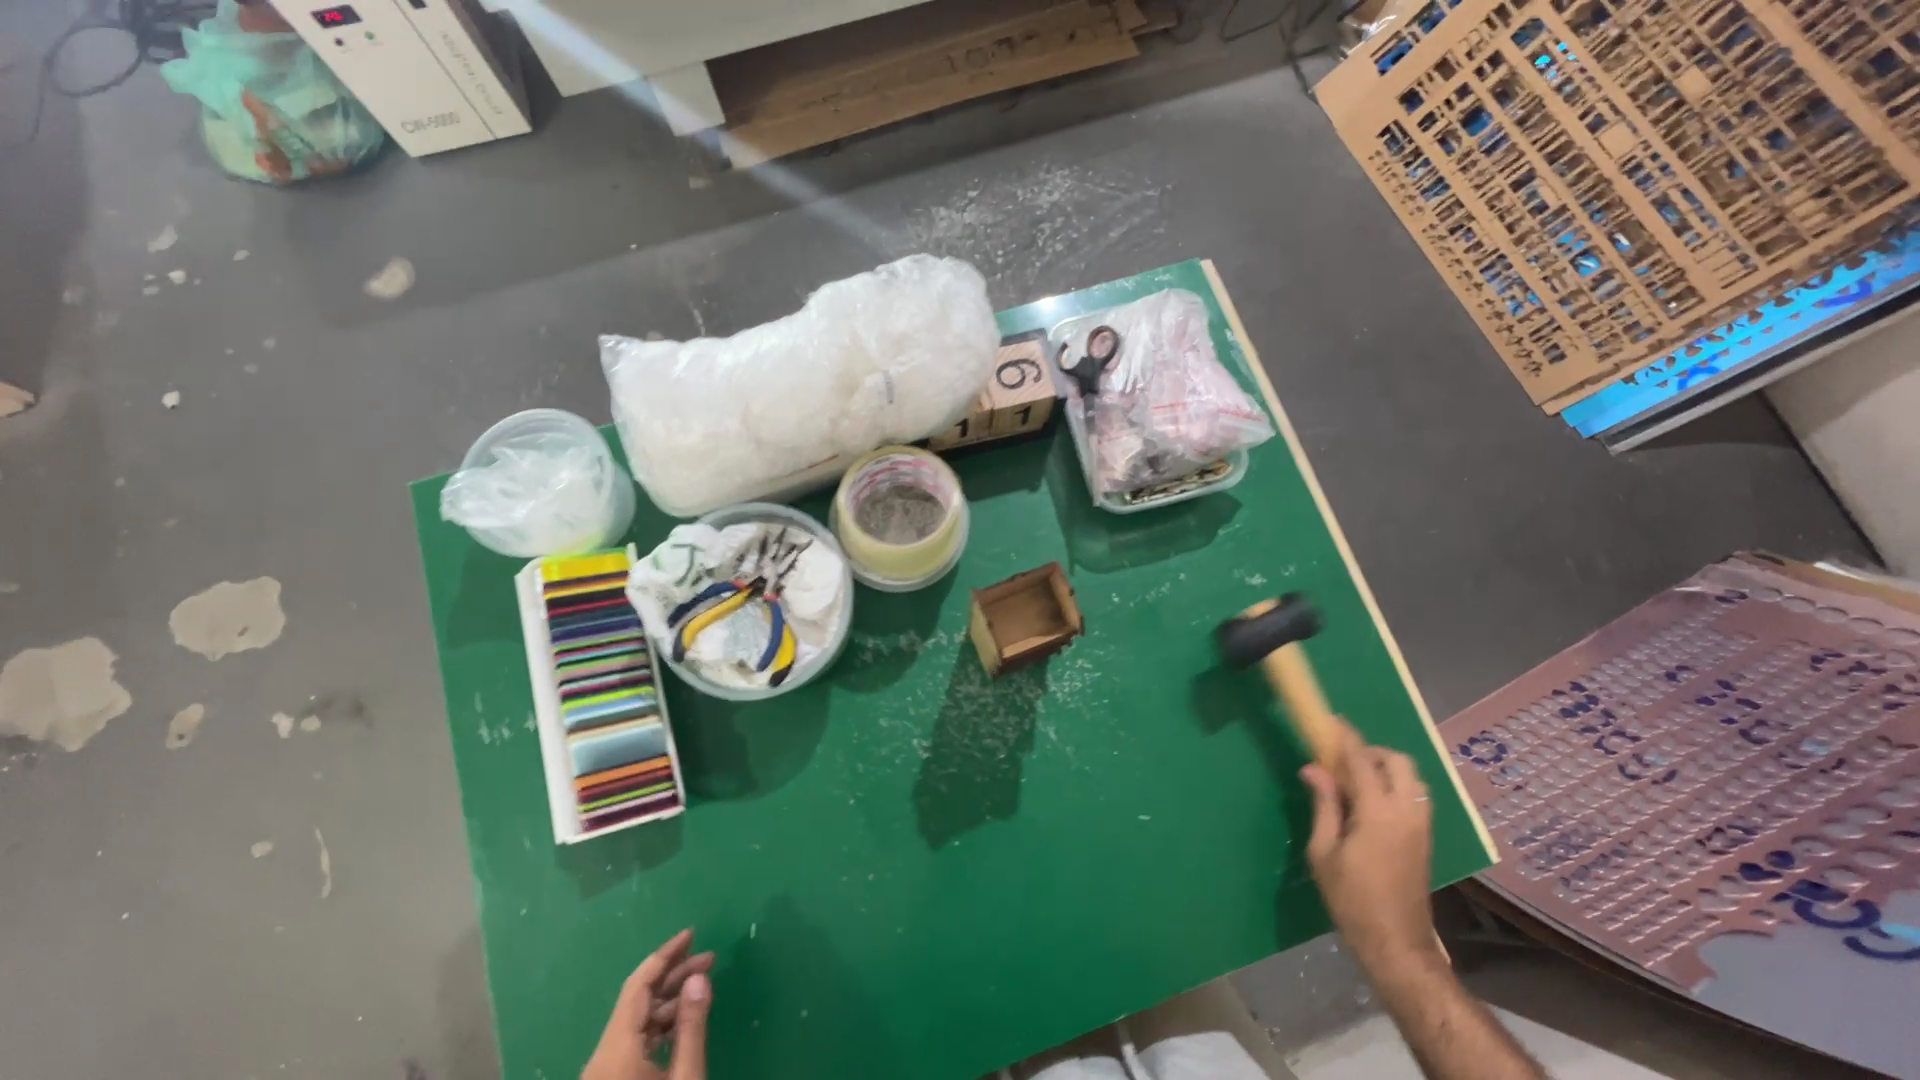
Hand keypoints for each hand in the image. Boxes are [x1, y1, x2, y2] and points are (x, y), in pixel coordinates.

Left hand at [583, 929, 714, 1079]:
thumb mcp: (685, 1078)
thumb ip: (691, 1026)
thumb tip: (698, 977)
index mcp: (617, 1047)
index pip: (639, 985)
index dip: (664, 955)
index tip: (691, 933)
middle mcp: (604, 1054)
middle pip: (638, 1001)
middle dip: (673, 975)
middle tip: (710, 957)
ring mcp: (605, 1072)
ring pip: (637, 1022)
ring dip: (670, 1001)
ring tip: (704, 985)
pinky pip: (635, 1042)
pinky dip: (661, 1026)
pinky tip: (683, 1021)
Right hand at [1299, 718, 1440, 974]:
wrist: (1396, 941)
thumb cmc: (1351, 898)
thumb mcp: (1323, 851)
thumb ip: (1323, 805)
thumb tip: (1314, 768)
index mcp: (1379, 811)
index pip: (1362, 760)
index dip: (1345, 737)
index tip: (1331, 720)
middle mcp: (1408, 810)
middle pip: (1397, 761)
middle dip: (1370, 751)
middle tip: (1341, 759)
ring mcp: (1422, 824)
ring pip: (1411, 778)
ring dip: (1385, 768)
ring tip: (1355, 781)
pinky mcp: (1426, 837)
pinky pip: (1414, 796)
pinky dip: (1395, 786)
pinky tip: (1370, 803)